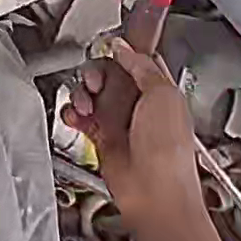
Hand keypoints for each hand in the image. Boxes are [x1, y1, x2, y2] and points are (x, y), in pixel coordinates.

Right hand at [63, 35, 202, 223]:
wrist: (154, 194)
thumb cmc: (168, 151)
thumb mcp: (163, 95)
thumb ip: (142, 65)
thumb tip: (124, 47)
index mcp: (158, 89)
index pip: (137, 58)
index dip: (122, 50)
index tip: (109, 46)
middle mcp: (137, 102)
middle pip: (105, 72)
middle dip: (94, 73)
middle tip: (94, 82)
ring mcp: (118, 119)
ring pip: (89, 92)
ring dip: (80, 94)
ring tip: (85, 107)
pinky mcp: (101, 135)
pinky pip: (78, 115)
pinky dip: (72, 114)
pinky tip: (76, 118)